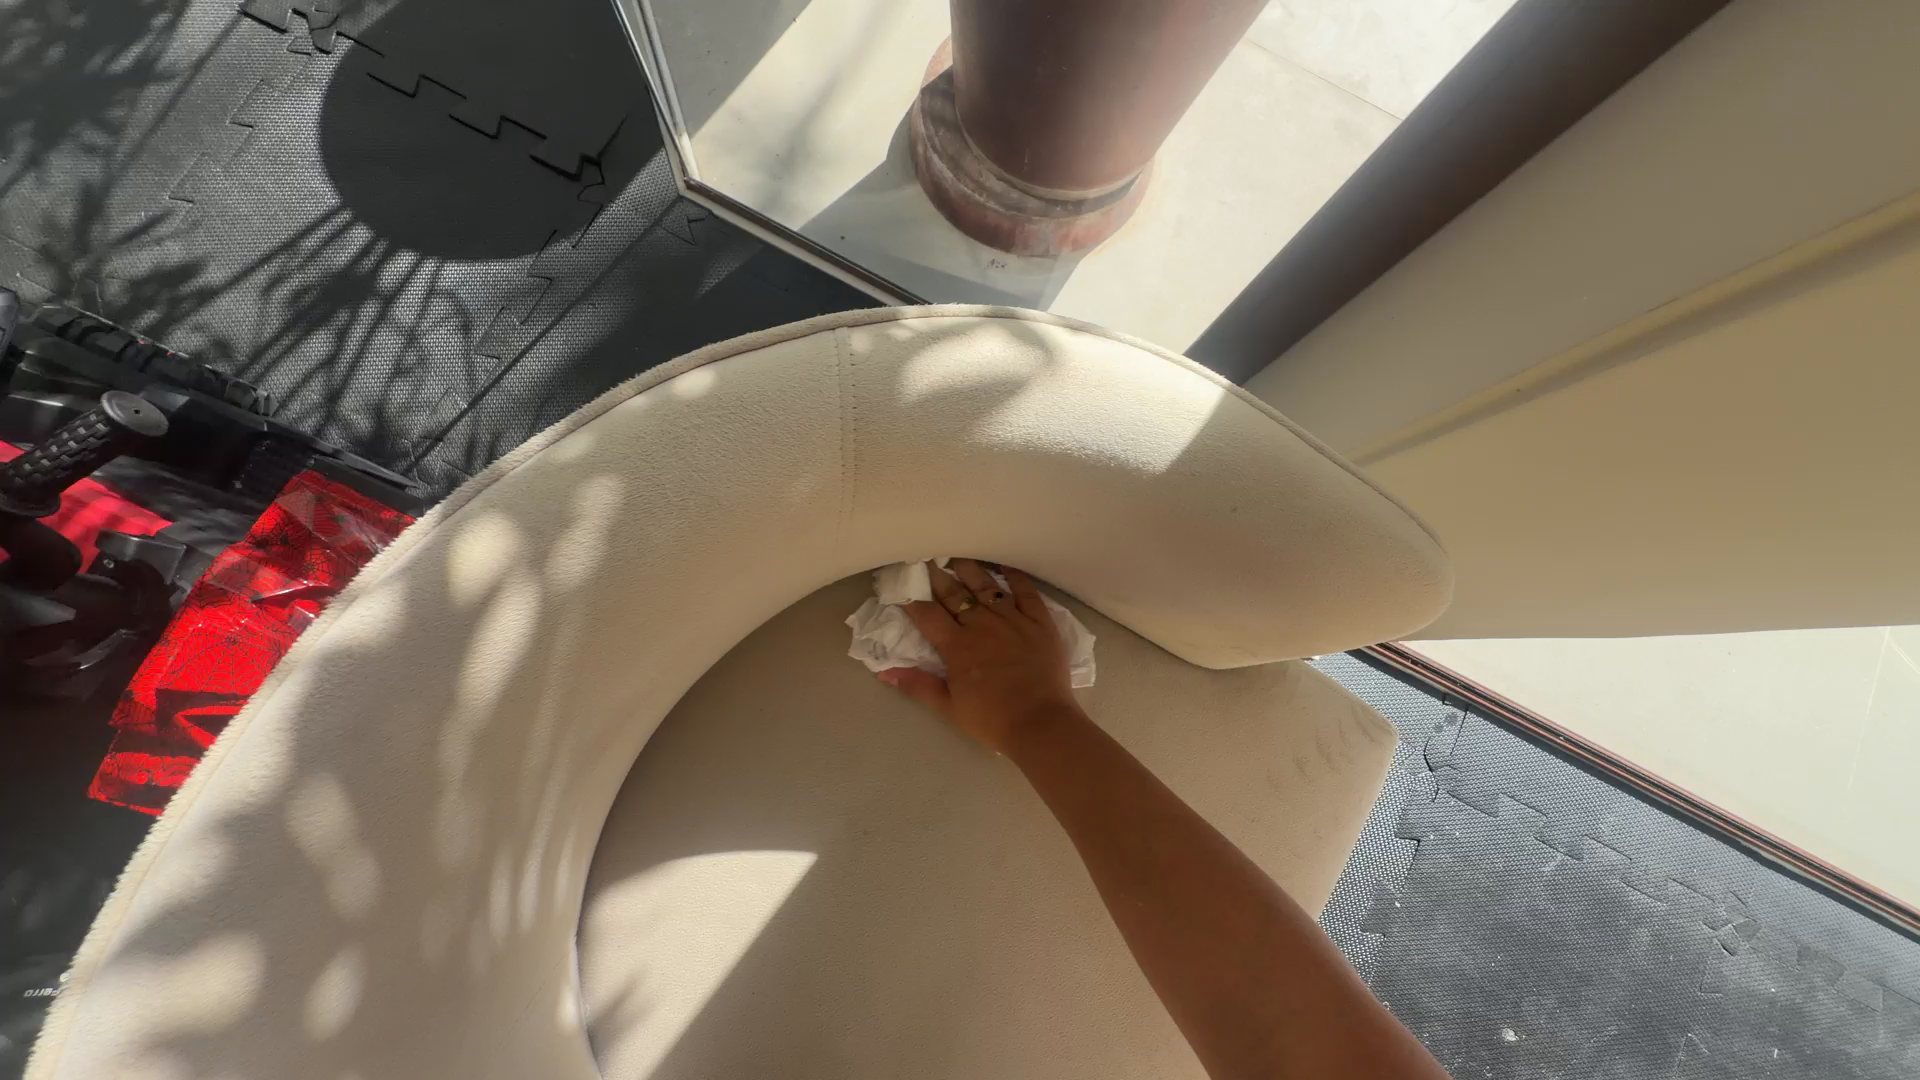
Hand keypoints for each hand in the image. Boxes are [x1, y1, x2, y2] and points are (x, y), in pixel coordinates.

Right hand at [877, 559, 1080, 753]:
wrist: (1041, 724)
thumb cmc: (992, 720)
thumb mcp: (949, 707)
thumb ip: (918, 686)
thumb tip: (884, 672)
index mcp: (957, 645)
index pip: (927, 614)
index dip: (912, 598)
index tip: (902, 583)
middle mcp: (982, 624)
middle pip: (954, 593)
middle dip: (937, 576)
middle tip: (927, 559)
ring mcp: (1012, 619)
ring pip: (987, 586)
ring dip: (970, 569)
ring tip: (958, 557)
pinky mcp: (1040, 621)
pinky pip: (1026, 591)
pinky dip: (1015, 576)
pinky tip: (1005, 565)